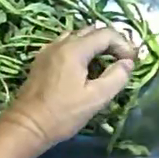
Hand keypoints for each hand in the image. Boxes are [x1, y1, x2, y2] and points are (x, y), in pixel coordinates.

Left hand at [0, 27, 136, 152]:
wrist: (26, 125)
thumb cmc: (62, 114)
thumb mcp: (96, 98)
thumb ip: (116, 77)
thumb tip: (128, 63)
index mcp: (73, 49)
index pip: (106, 34)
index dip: (124, 44)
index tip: (132, 62)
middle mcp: (58, 44)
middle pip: (90, 31)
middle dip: (110, 42)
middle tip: (122, 60)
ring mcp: (47, 51)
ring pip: (76, 37)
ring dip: (94, 45)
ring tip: (105, 63)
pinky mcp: (41, 61)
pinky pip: (64, 46)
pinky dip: (79, 50)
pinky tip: (84, 68)